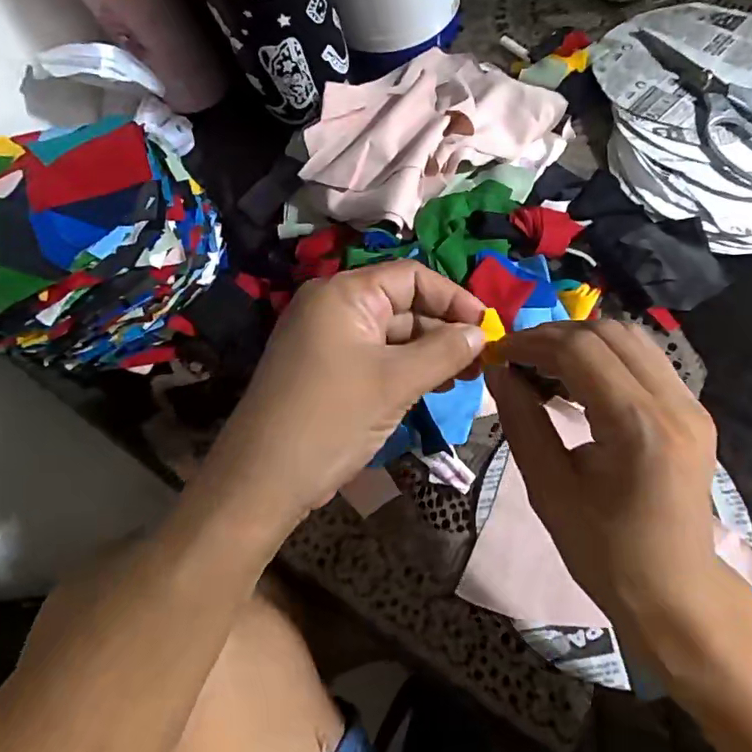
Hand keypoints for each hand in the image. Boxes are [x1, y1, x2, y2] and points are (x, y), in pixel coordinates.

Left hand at [198, 261, 486, 522]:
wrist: (264, 475)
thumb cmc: (332, 418)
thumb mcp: (397, 382)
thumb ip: (444, 351)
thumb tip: (480, 333)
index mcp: (343, 293)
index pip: (410, 276)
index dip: (453, 298)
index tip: (488, 329)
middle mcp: (329, 306)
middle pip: (400, 303)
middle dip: (442, 329)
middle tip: (480, 363)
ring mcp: (322, 338)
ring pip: (387, 334)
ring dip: (426, 352)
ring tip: (461, 380)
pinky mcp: (320, 368)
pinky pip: (370, 356)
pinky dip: (401, 368)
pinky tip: (429, 388)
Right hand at [485, 320, 723, 629]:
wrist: (674, 592)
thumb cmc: (603, 549)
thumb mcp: (548, 486)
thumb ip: (521, 420)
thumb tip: (498, 372)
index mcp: (637, 426)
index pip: (579, 349)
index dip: (530, 342)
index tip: (497, 356)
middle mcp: (674, 404)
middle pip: (608, 332)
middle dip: (554, 335)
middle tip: (516, 359)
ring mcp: (691, 406)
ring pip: (631, 338)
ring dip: (580, 341)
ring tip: (542, 367)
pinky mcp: (692, 413)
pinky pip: (645, 360)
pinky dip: (604, 356)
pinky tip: (575, 382)